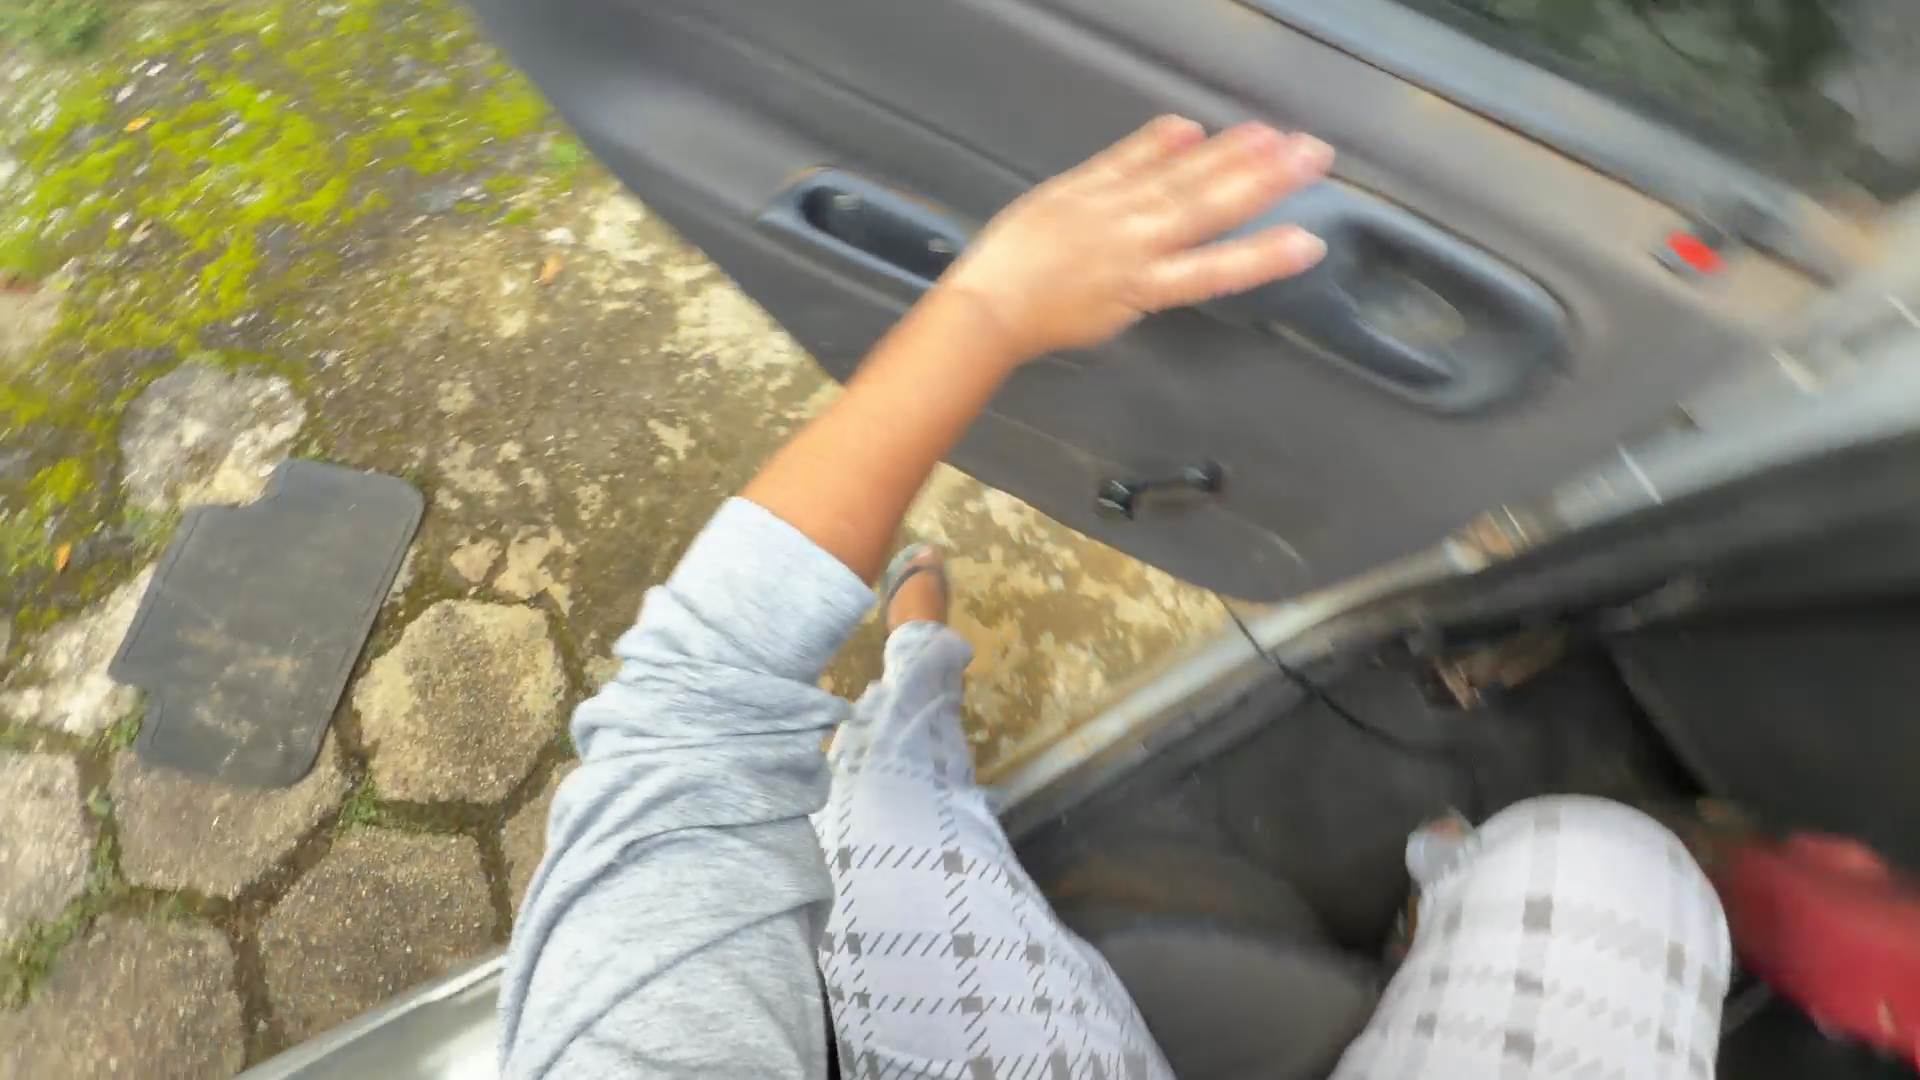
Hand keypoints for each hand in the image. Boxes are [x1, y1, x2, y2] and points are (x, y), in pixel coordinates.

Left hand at [938, 116, 1332, 360]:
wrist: (991, 308)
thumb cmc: (1044, 324)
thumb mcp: (1106, 318)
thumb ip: (1143, 286)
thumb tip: (1173, 260)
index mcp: (1141, 290)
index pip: (1212, 273)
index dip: (1261, 258)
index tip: (1307, 243)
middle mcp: (1132, 247)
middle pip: (1205, 211)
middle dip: (1262, 182)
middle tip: (1312, 155)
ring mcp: (1106, 213)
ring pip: (1174, 180)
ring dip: (1224, 154)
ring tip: (1269, 132)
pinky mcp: (1078, 189)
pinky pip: (1123, 162)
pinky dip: (1156, 143)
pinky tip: (1189, 126)